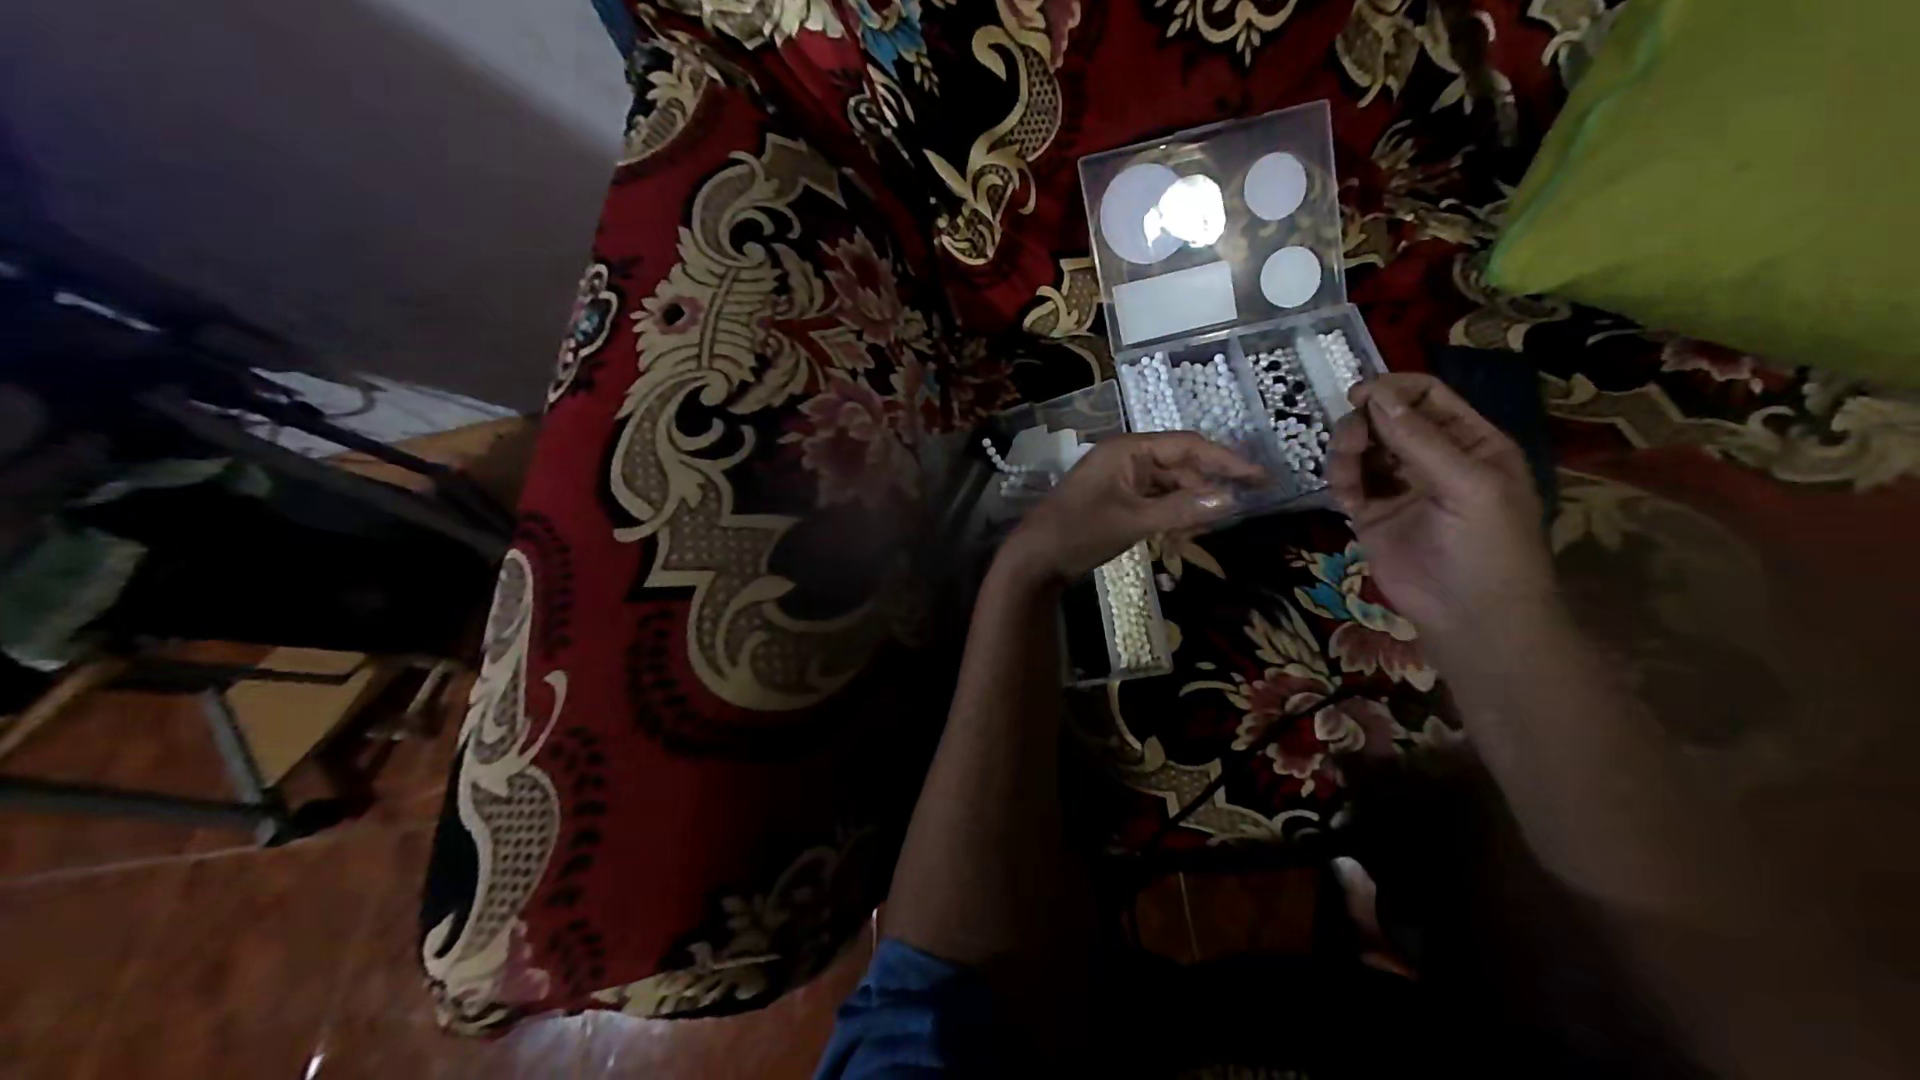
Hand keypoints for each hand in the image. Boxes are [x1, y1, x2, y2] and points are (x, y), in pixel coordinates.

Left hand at [1001, 432, 1263, 585]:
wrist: (1035, 559)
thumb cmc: (1079, 532)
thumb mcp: (1133, 521)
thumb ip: (1181, 510)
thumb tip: (1231, 500)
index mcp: (1127, 450)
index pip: (1186, 445)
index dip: (1225, 460)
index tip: (1258, 477)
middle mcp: (1126, 458)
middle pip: (1181, 465)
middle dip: (1210, 485)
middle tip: (1246, 505)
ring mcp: (1121, 480)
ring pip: (1170, 485)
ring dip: (1192, 503)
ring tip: (1216, 524)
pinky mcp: (1118, 502)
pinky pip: (1155, 501)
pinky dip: (1173, 514)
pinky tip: (1188, 531)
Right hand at [1327, 373, 1557, 640]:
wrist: (1470, 615)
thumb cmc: (1488, 546)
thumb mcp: (1468, 485)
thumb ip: (1421, 440)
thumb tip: (1375, 395)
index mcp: (1469, 443)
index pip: (1426, 398)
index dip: (1393, 389)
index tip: (1359, 394)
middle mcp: (1431, 458)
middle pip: (1386, 420)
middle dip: (1364, 422)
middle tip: (1351, 439)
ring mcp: (1398, 487)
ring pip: (1362, 450)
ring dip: (1347, 450)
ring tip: (1345, 468)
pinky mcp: (1371, 515)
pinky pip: (1347, 483)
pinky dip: (1340, 480)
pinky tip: (1344, 494)